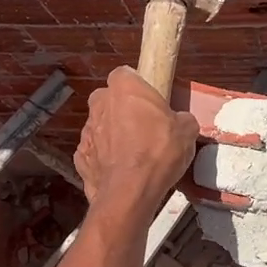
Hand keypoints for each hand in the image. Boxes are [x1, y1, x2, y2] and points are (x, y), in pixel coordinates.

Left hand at [74, 67, 198, 224]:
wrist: (130, 192)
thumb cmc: (159, 151)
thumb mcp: (187, 129)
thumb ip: (180, 118)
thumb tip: (179, 122)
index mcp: (124, 87)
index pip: (126, 74)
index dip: (138, 86)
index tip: (151, 102)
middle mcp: (100, 103)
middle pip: (110, 99)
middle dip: (123, 109)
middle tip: (144, 127)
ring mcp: (86, 131)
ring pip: (101, 125)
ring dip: (113, 135)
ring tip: (134, 154)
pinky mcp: (79, 158)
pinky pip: (95, 151)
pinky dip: (105, 158)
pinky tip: (121, 171)